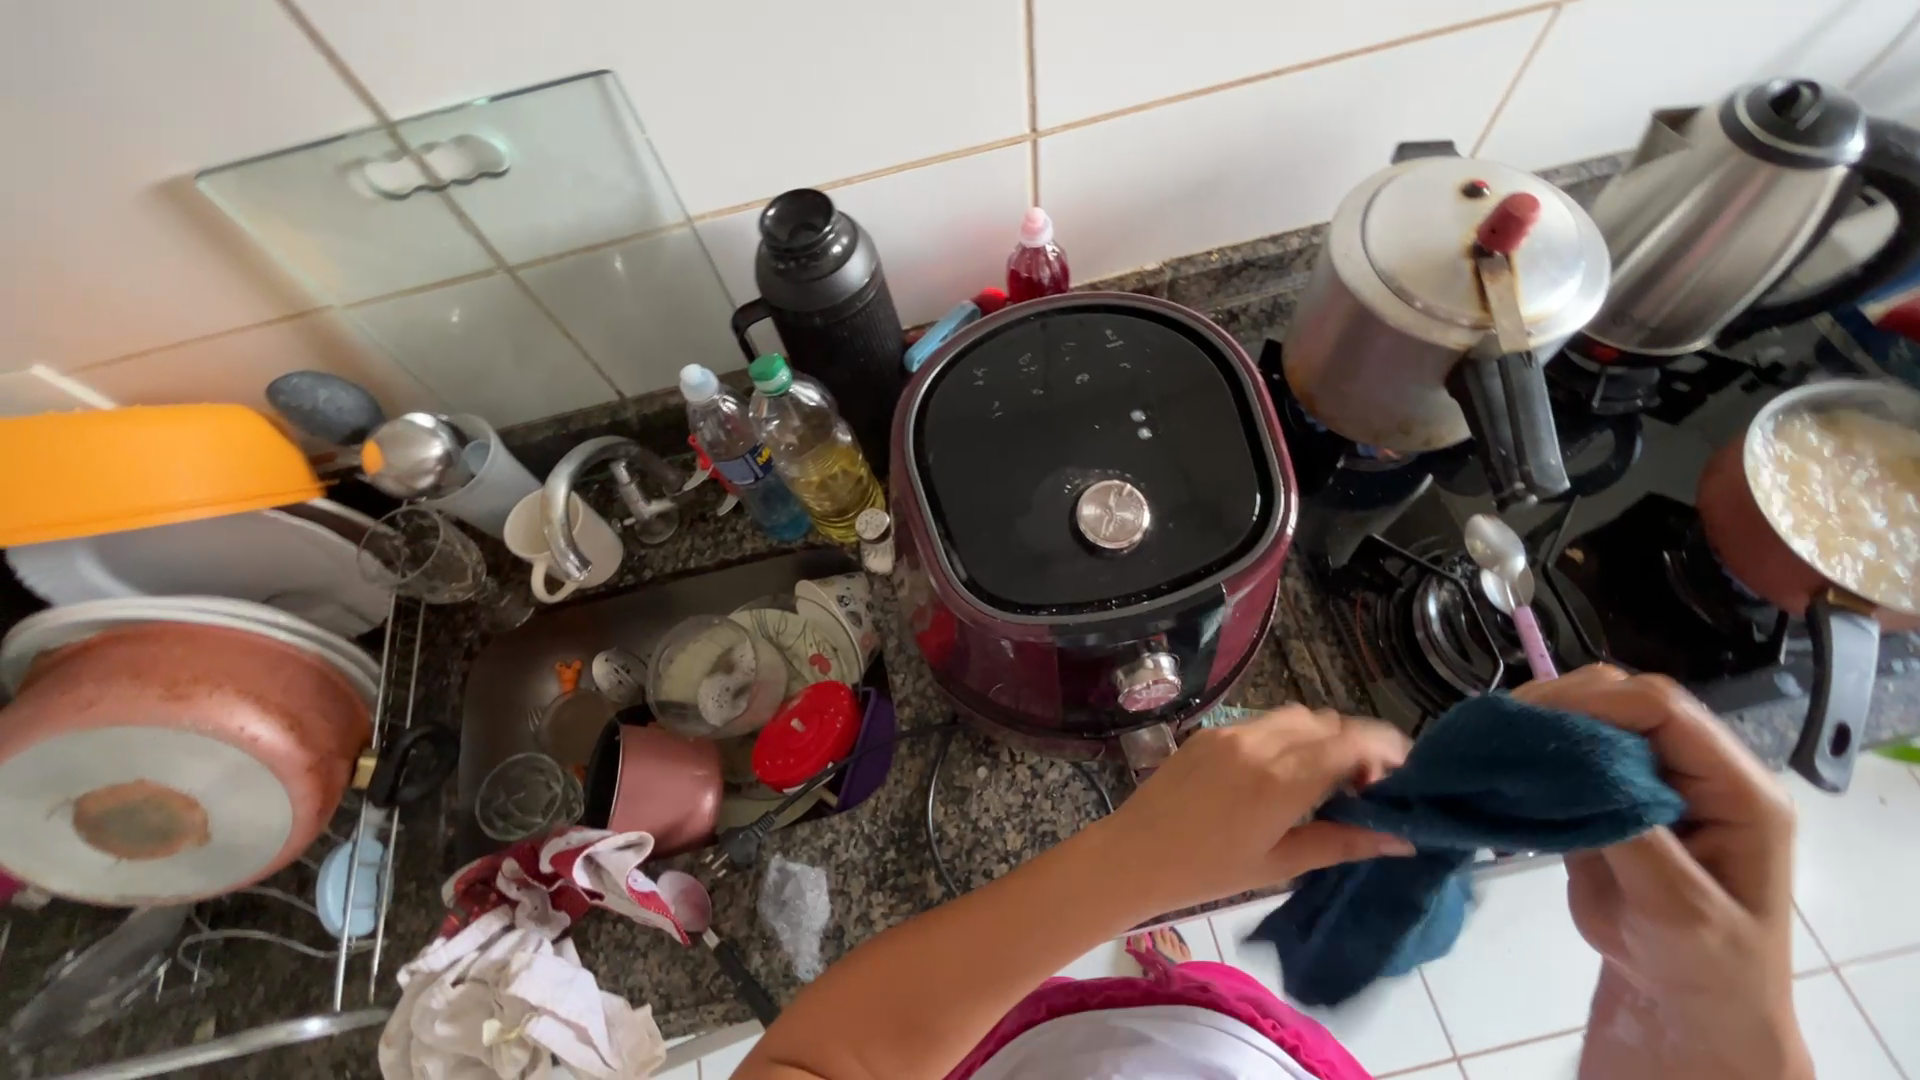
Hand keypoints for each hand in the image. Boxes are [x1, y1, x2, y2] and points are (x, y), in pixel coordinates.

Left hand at [1093, 707, 1415, 914]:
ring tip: (1328, 775)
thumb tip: (1401, 837)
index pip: (1349, 743)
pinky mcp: (1207, 732)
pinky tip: (1285, 770)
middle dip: (1355, 742)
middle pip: (1325, 721)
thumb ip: (1341, 842)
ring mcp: (1228, 732)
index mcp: (1279, 779)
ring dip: (1321, 735)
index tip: (1403, 771)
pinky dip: (1286, 736)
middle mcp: (1256, 743)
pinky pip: (1260, 722)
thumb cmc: (1207, 871)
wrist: (1134, 853)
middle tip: (1366, 781)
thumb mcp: (1280, 864)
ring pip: (1293, 716)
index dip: (1385, 749)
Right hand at [1515, 665, 1811, 1079]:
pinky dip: (1533, 746)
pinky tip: (1504, 759)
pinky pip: (1571, 748)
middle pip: (1627, 699)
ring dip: (1543, 719)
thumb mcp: (1677, 905)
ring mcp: (1652, 779)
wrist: (1683, 998)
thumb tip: (1569, 765)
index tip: (1529, 722)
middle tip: (1504, 729)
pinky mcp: (1609, 792)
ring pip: (1594, 714)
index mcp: (1738, 789)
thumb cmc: (1702, 961)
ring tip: (1497, 741)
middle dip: (1562, 702)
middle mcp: (1698, 771)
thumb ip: (1631, 830)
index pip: (1664, 710)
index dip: (1595, 703)